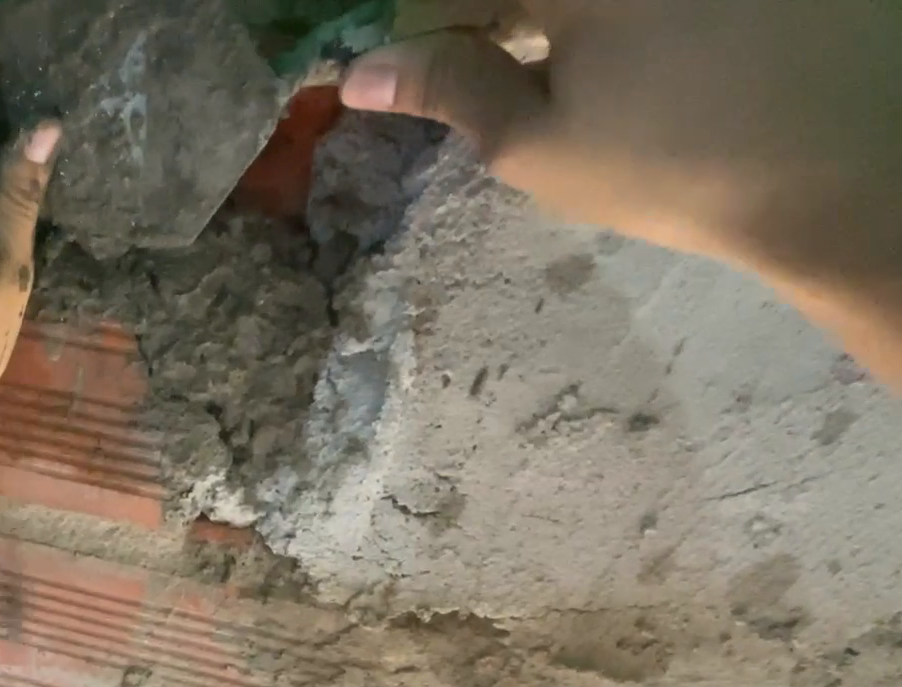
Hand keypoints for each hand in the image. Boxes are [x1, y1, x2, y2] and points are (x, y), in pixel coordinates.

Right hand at [341, 1, 901, 284]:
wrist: (838, 159)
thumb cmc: (659, 160)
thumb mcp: (530, 137)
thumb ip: (445, 87)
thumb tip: (359, 71)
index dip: (418, 29)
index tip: (404, 71)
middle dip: (473, 20)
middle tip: (461, 61)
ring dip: (526, 18)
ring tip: (523, 55)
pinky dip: (586, 16)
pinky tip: (591, 41)